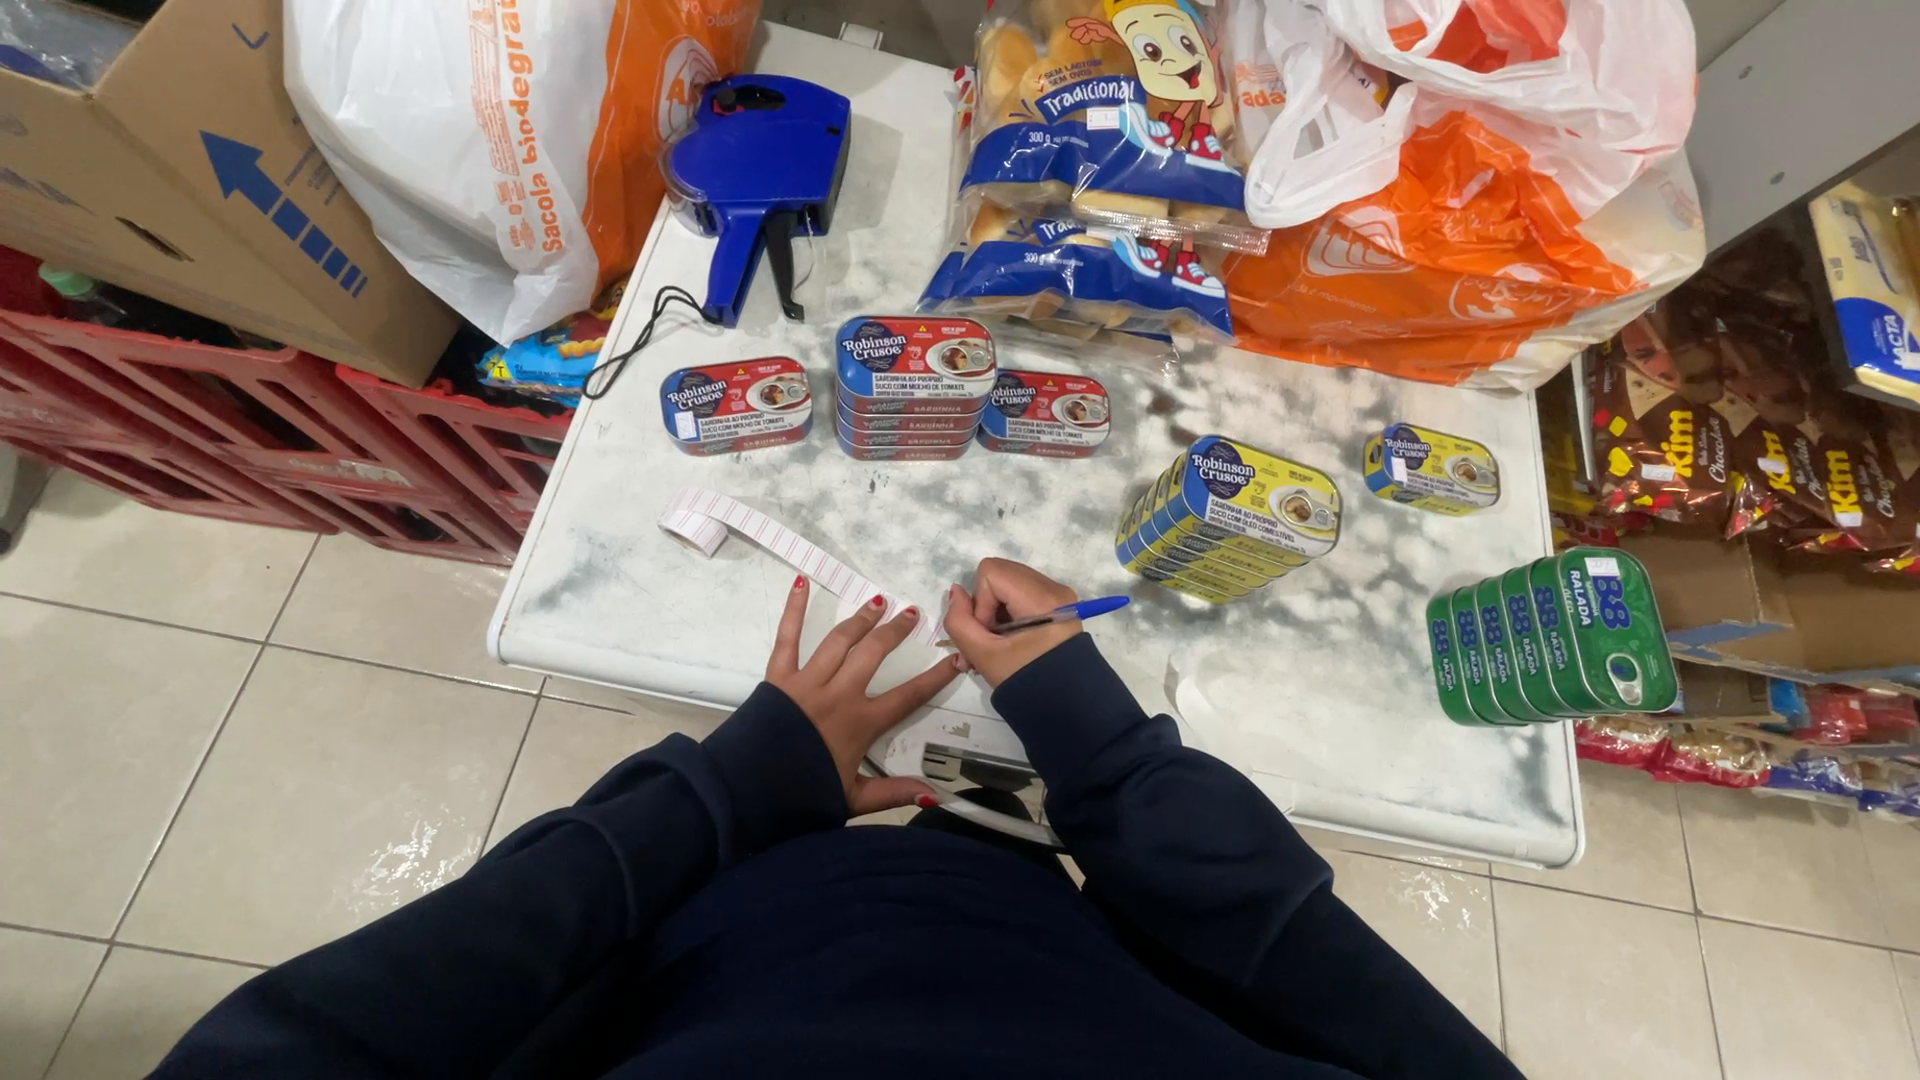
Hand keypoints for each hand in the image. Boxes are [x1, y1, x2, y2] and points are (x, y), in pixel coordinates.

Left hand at [767, 576, 961, 814]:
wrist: (746, 793)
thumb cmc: (800, 796)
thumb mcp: (853, 800)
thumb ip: (893, 792)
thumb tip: (934, 794)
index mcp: (860, 723)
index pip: (908, 696)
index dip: (935, 677)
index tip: (955, 658)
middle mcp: (839, 694)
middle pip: (874, 654)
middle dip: (896, 631)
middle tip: (911, 613)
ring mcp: (807, 681)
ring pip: (840, 640)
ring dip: (861, 619)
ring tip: (877, 602)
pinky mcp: (778, 676)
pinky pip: (788, 637)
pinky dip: (794, 609)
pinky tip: (802, 582)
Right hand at [942, 558, 1080, 687]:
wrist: (1065, 706)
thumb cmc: (1025, 682)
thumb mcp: (983, 655)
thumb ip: (959, 621)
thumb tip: (955, 591)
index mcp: (1043, 597)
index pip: (991, 573)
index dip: (980, 601)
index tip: (988, 633)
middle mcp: (1054, 588)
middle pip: (1001, 574)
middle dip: (986, 605)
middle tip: (988, 638)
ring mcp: (1058, 595)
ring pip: (1009, 583)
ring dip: (995, 610)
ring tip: (996, 642)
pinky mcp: (1058, 605)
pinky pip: (1022, 594)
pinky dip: (1008, 613)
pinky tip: (1008, 639)